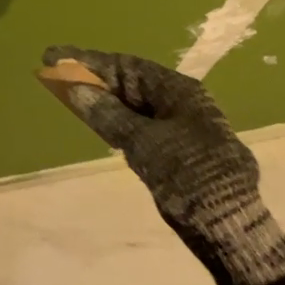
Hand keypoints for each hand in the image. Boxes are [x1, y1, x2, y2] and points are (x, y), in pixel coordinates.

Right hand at [43, 46, 284, 284]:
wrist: (230, 228)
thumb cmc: (190, 177)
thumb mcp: (145, 143)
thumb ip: (109, 114)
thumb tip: (74, 86)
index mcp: (178, 90)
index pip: (125, 66)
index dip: (87, 60)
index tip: (54, 55)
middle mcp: (179, 101)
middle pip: (128, 81)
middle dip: (92, 76)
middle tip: (54, 71)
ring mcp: (179, 126)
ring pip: (132, 103)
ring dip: (101, 97)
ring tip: (68, 90)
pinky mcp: (175, 150)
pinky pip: (138, 123)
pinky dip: (114, 118)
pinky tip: (97, 119)